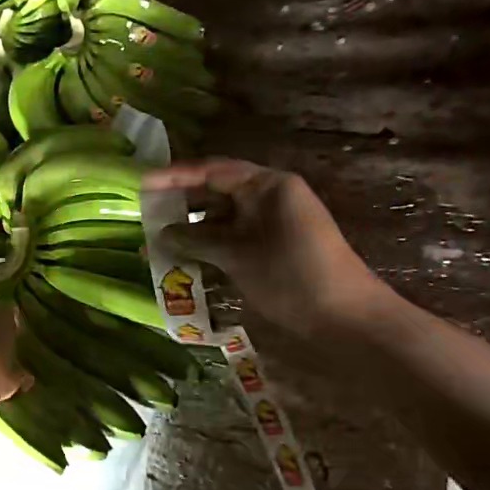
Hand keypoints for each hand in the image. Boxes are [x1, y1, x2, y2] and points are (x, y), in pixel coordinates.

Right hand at [145, 159, 394, 336]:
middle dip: (184, 204)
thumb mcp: (239, 256)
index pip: (214, 171)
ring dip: (196, 229)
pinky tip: (189, 259)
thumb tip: (162, 233)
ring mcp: (276, 222)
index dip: (176, 176)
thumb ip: (198, 240)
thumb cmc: (292, 276)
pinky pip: (237, 238)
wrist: (347, 318)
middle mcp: (272, 196)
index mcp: (268, 185)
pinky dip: (214, 246)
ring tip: (160, 240)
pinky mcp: (276, 247)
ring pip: (226, 218)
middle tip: (147, 213)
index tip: (143, 183)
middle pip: (219, 192)